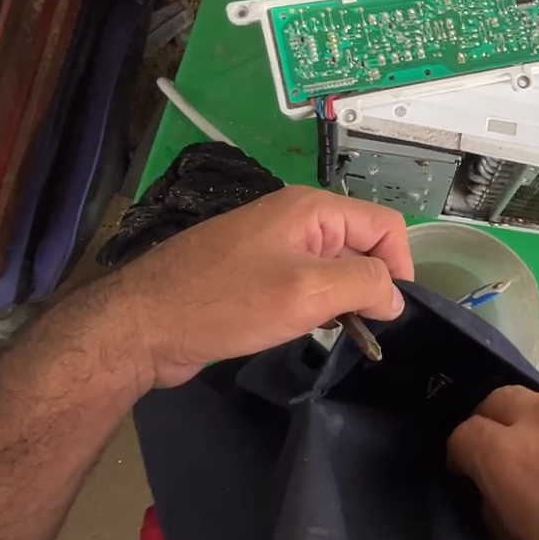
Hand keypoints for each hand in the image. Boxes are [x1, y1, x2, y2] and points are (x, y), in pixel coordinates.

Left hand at [84, 186, 412, 388]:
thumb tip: (395, 296)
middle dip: (370, 284)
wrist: (138, 327)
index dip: (400, 266)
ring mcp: (274, 244)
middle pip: (363, 245)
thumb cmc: (226, 303)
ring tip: (333, 330)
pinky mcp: (256, 270)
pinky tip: (306, 326)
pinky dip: (318, 303)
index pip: (386, 226)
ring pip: (335, 266)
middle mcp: (298, 218)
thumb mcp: (308, 292)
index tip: (390, 313)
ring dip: (343, 297)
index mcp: (313, 209)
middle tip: (360, 327)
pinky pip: (307, 280)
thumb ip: (366, 285)